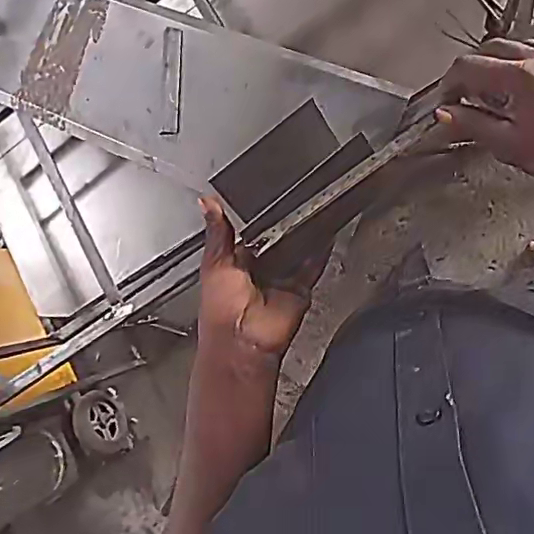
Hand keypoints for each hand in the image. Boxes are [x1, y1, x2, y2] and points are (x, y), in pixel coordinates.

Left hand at [197, 196, 326, 357]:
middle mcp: (260, 268)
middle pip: (276, 238)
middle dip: (282, 223)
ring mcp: (281, 278)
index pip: (248, 230)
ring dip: (303, 233)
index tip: (263, 192)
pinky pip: (313, 265)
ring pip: (296, 249)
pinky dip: (321, 250)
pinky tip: (326, 231)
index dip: (255, 214)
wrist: (242, 341)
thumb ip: (217, 232)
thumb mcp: (214, 261)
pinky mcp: (300, 287)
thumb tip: (207, 202)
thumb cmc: (219, 310)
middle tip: (290, 197)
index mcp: (235, 261)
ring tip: (310, 207)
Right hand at [437, 39, 533, 195]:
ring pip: (519, 48)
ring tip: (493, 94)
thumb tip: (448, 115)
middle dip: (472, 69)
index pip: (469, 66)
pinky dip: (525, 67)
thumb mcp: (509, 145)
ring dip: (498, 65)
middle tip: (464, 93)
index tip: (447, 99)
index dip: (450, 83)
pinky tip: (525, 92)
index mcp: (521, 77)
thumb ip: (473, 125)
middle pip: (492, 48)